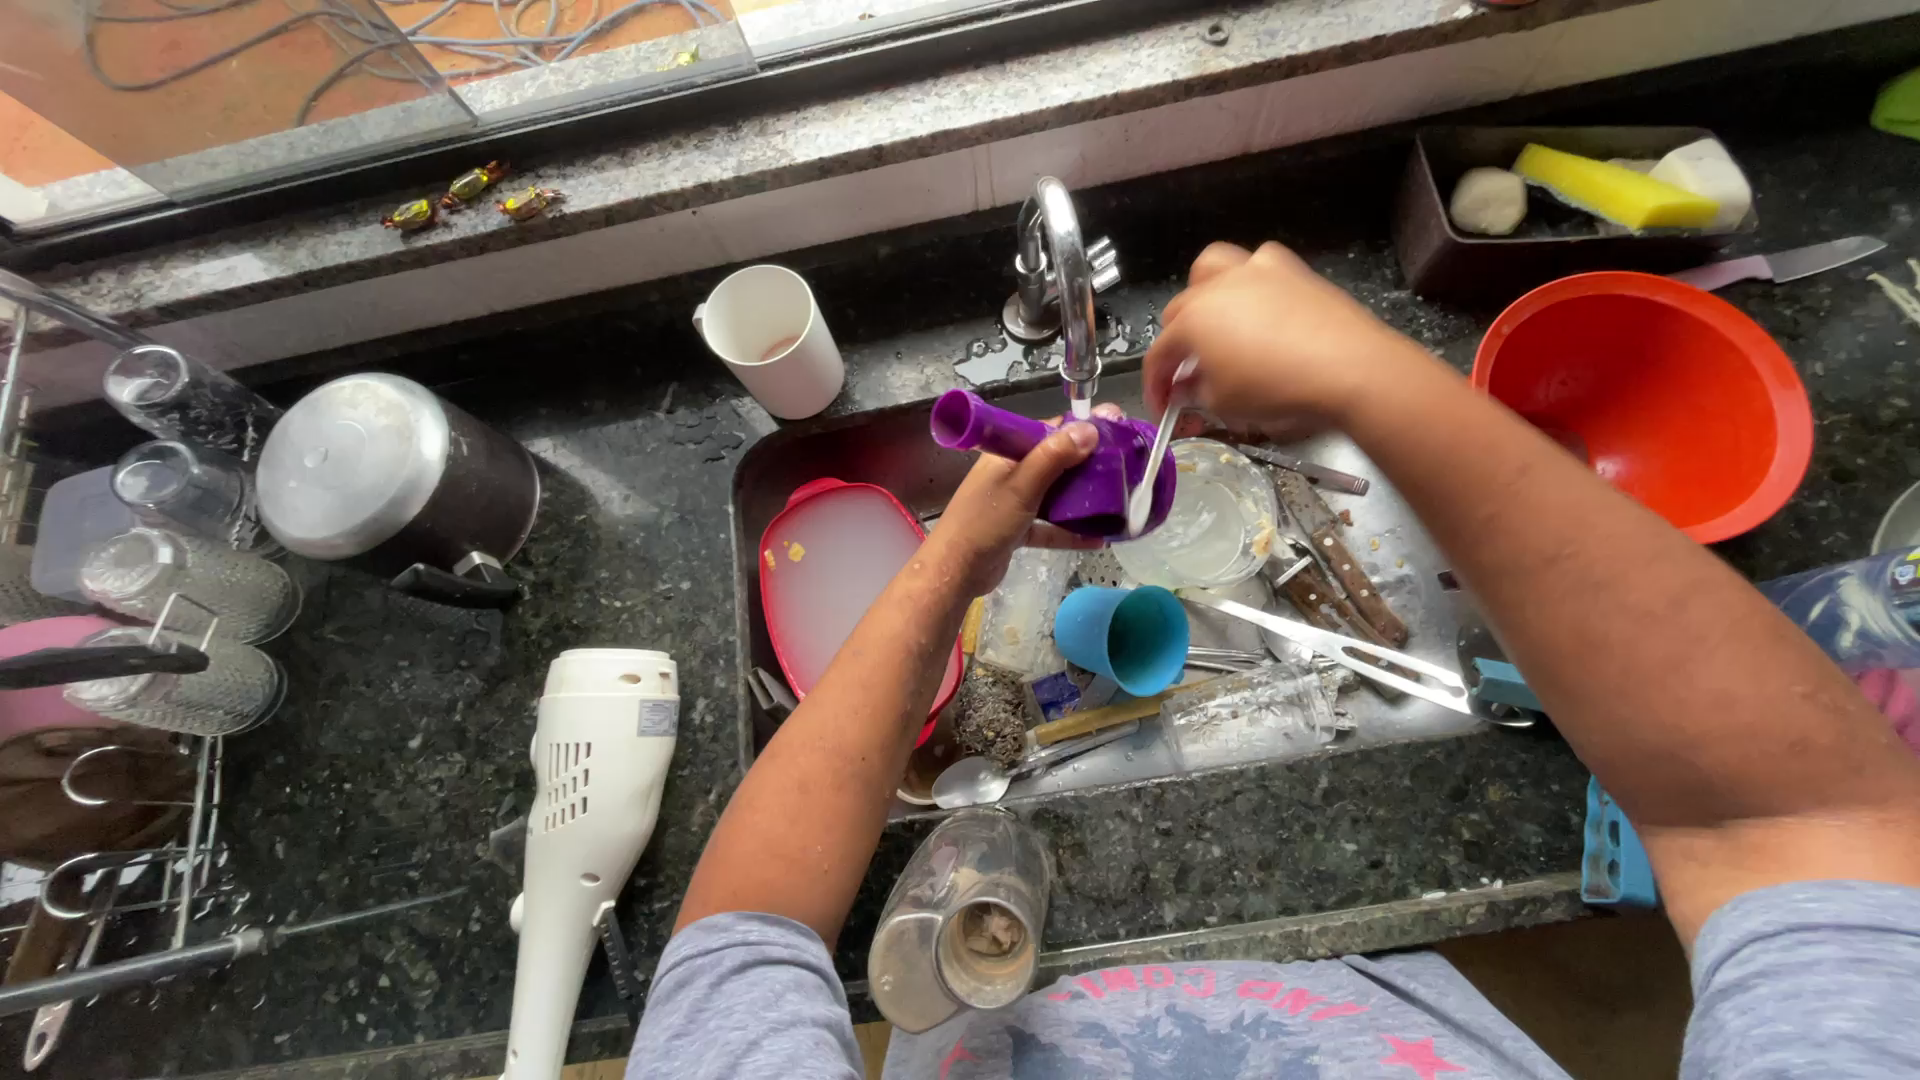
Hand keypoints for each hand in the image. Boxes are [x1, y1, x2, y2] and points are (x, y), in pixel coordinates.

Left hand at [926, 411, 1111, 596]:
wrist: (955, 572)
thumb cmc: (984, 523)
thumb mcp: (1021, 486)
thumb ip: (1053, 457)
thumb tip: (1088, 429)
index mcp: (1006, 453)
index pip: (1048, 430)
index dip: (1080, 427)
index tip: (1113, 426)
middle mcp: (1010, 473)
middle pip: (1056, 462)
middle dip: (1088, 464)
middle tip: (1124, 464)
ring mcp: (1013, 502)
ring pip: (1055, 495)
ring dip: (1082, 499)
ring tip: (1117, 499)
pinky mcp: (1017, 530)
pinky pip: (1050, 526)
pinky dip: (1070, 531)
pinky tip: (1098, 539)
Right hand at [1143, 242, 1436, 433]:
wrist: (1351, 368)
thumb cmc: (1277, 389)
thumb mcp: (1223, 404)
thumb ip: (1193, 394)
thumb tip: (1185, 389)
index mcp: (1191, 321)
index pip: (1159, 355)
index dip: (1155, 387)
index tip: (1163, 411)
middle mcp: (1216, 287)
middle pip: (1178, 313)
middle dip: (1176, 347)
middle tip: (1187, 378)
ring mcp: (1255, 270)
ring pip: (1210, 270)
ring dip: (1201, 296)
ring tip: (1212, 324)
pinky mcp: (1291, 270)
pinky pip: (1256, 267)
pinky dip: (1248, 285)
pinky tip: (1257, 309)